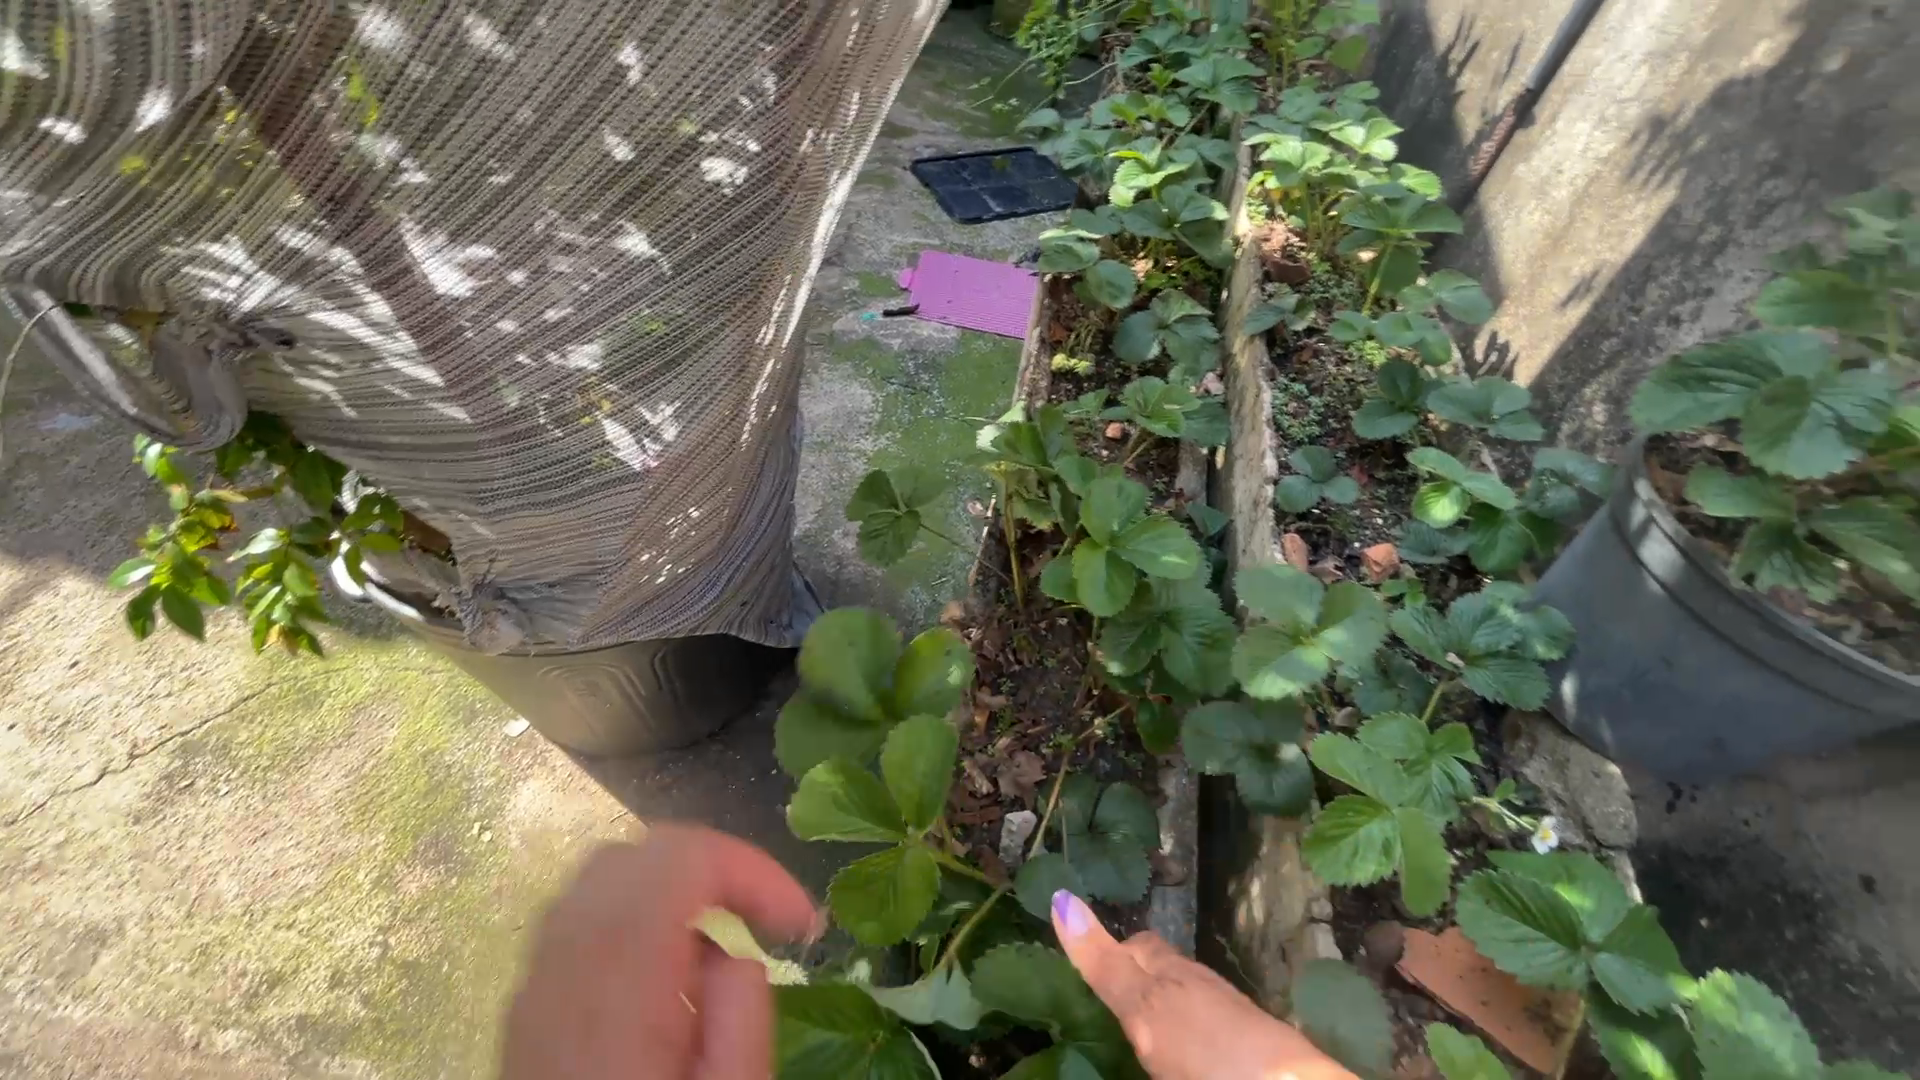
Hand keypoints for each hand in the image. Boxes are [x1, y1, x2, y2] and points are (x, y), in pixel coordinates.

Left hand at [500, 825, 818, 1079]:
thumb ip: (742, 1013)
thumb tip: (731, 954)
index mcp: (620, 987)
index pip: (682, 862)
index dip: (752, 869)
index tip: (798, 922)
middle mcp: (565, 968)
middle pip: (638, 853)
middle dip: (716, 866)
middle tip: (762, 917)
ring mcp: (535, 983)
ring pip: (604, 875)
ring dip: (673, 883)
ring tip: (716, 939)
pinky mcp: (527, 1002)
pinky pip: (580, 913)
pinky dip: (634, 908)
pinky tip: (662, 969)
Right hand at [1050, 890, 1355, 1079]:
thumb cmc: (1208, 1049)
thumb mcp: (1143, 1007)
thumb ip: (1104, 962)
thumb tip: (1060, 897)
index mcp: (1172, 971)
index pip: (1138, 945)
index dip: (1113, 952)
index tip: (1089, 970)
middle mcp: (1200, 987)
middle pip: (1163, 973)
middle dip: (1138, 983)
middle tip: (1107, 1010)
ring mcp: (1228, 1021)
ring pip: (1188, 1007)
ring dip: (1163, 1018)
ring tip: (1140, 1043)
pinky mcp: (1246, 1052)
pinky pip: (1207, 1037)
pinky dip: (1188, 1044)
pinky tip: (1182, 1064)